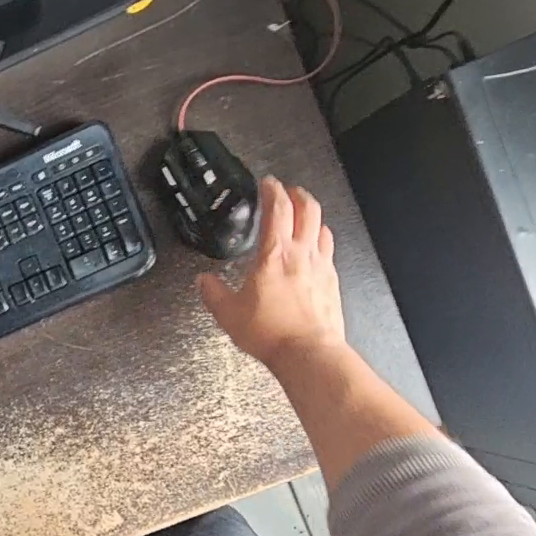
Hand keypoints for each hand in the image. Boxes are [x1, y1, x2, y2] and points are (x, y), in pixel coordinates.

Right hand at [197, 178, 346, 370]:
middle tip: (288, 191)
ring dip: (312, 215)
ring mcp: (320, 267)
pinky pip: (328, 251)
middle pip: (308, 209)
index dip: (273, 191)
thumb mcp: (228, 314)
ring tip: (302, 215)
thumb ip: (213, 293)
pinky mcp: (331, 282)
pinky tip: (315, 248)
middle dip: (298, 194)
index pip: (278, 209)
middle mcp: (301, 254)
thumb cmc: (270, 332)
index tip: (268, 183)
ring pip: (321, 226)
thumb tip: (203, 281)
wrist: (307, 352)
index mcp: (273, 255)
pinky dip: (321, 240)